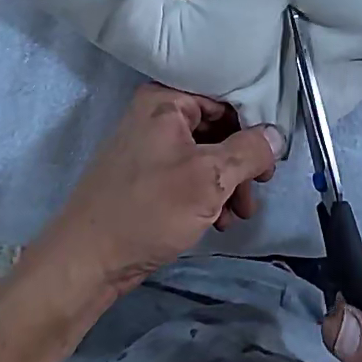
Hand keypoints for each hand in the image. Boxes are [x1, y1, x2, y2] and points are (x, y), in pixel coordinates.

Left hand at [48, 84, 280, 293]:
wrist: (84, 264)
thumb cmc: (148, 211)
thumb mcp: (210, 179)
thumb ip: (250, 151)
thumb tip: (277, 135)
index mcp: (166, 100)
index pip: (226, 97)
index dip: (254, 123)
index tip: (272, 154)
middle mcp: (155, 114)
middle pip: (218, 126)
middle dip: (242, 161)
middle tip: (259, 188)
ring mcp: (149, 145)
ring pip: (206, 153)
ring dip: (228, 182)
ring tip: (239, 214)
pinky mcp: (146, 175)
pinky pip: (188, 172)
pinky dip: (207, 192)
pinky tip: (218, 220)